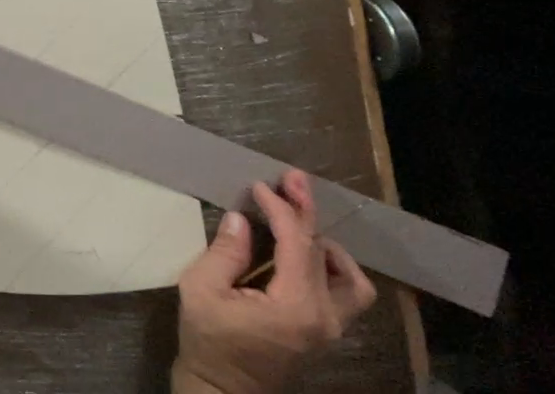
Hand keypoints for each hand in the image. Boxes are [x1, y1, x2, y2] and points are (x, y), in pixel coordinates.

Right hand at [171, 169, 378, 393]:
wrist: (222, 386)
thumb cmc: (208, 337)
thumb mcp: (202, 288)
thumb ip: (226, 253)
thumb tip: (243, 220)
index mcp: (296, 305)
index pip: (298, 245)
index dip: (281, 210)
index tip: (260, 186)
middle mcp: (325, 316)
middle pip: (326, 254)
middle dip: (307, 214)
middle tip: (293, 181)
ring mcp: (331, 327)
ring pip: (352, 279)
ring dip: (326, 245)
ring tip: (299, 223)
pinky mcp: (325, 331)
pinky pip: (345, 293)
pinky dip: (330, 267)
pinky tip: (304, 253)